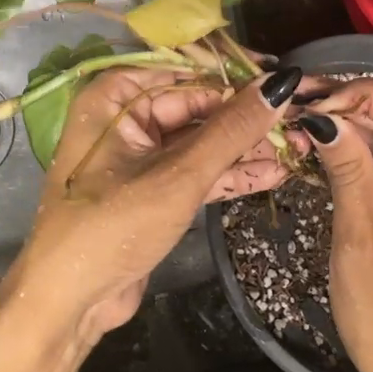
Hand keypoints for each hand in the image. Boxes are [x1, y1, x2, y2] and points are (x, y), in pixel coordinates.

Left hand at [5, 66, 301, 342]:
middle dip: (248, 115)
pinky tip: (276, 172)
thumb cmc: (112, 226)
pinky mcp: (154, 189)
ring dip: (247, 146)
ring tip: (300, 146)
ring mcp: (140, 155)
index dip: (236, 73)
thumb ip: (232, 129)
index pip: (185, 69)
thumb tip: (282, 84)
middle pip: (198, 105)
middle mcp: (124, 117)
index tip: (285, 77)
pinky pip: (198, 170)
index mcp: (114, 97)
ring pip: (202, 140)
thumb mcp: (178, 175)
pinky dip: (231, 172)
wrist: (70, 302)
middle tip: (302, 117)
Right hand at [300, 79, 372, 371]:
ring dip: (353, 121)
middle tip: (299, 101)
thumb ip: (348, 174)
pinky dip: (359, 147)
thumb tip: (322, 116)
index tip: (317, 100)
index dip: (371, 94)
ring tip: (302, 115)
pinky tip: (322, 140)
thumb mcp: (361, 249)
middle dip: (357, 102)